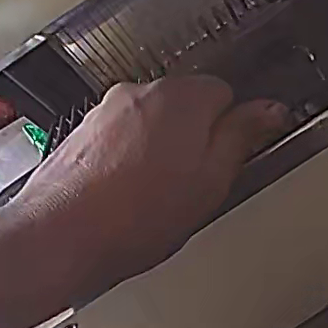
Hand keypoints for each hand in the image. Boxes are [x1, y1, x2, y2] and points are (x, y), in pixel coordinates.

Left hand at [2, 77, 291, 298]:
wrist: (60, 234)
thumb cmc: (131, 218)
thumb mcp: (210, 183)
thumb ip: (241, 139)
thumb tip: (267, 112)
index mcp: (181, 98)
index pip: (225, 94)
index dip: (231, 130)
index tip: (229, 157)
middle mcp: (140, 93)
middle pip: (184, 106)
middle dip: (192, 139)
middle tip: (192, 185)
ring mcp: (106, 111)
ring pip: (150, 124)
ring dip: (158, 151)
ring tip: (154, 197)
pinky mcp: (82, 132)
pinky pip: (120, 138)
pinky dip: (126, 160)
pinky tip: (126, 196)